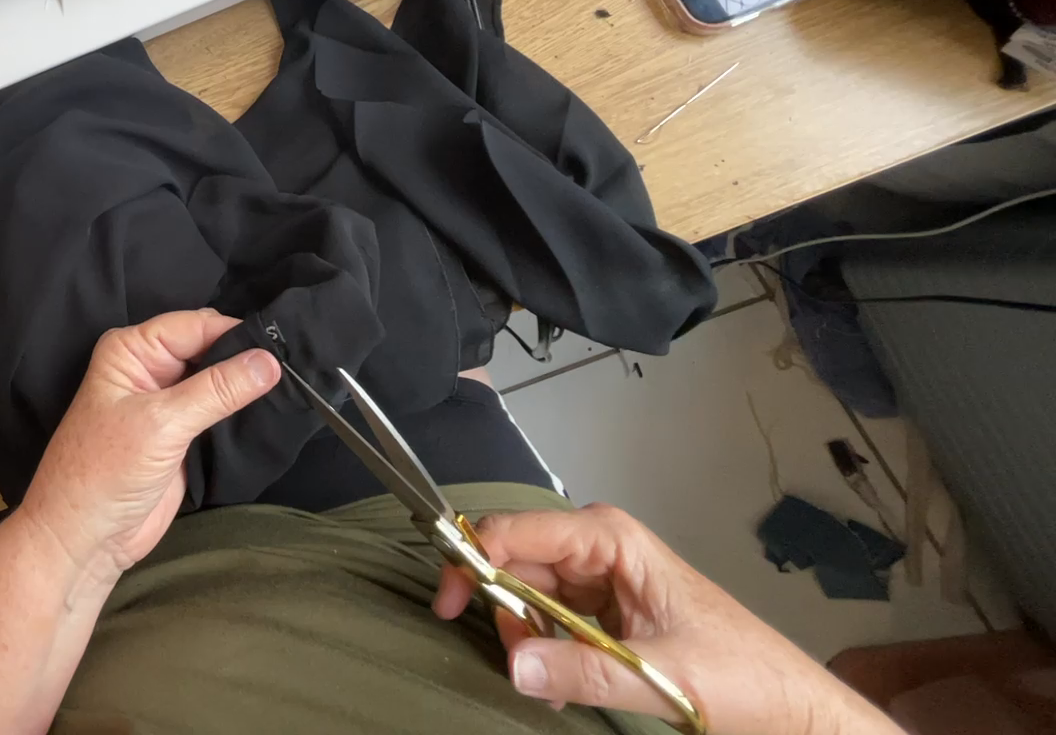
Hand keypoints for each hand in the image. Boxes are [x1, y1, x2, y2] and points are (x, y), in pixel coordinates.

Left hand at [17, 310, 280, 586]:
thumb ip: (217, 390)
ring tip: (295, 383)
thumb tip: (269, 361)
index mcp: (132, 349)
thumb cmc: (106, 471)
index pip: (195, 325)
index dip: (237, 332)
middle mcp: (149, 367)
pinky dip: (242, 410)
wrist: (86, 537)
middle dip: (245, 355)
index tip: (282, 343)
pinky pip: (218, 410)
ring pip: (217, 379)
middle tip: (296, 363)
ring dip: (247, 383)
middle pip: (208, 347)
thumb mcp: (163, 423)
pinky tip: (275, 409)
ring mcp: (166, 401)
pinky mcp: (181, 433)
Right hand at [433, 504, 900, 734]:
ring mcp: (594, 574)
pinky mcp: (597, 605)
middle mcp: (592, 545)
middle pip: (513, 561)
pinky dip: (539, 645)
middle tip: (509, 659)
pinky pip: (545, 614)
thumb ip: (585, 671)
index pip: (517, 532)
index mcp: (607, 537)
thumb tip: (511, 664)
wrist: (802, 716)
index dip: (475, 558)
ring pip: (524, 590)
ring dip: (522, 633)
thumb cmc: (746, 680)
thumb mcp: (666, 678)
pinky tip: (552, 676)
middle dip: (502, 609)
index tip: (448, 600)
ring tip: (542, 680)